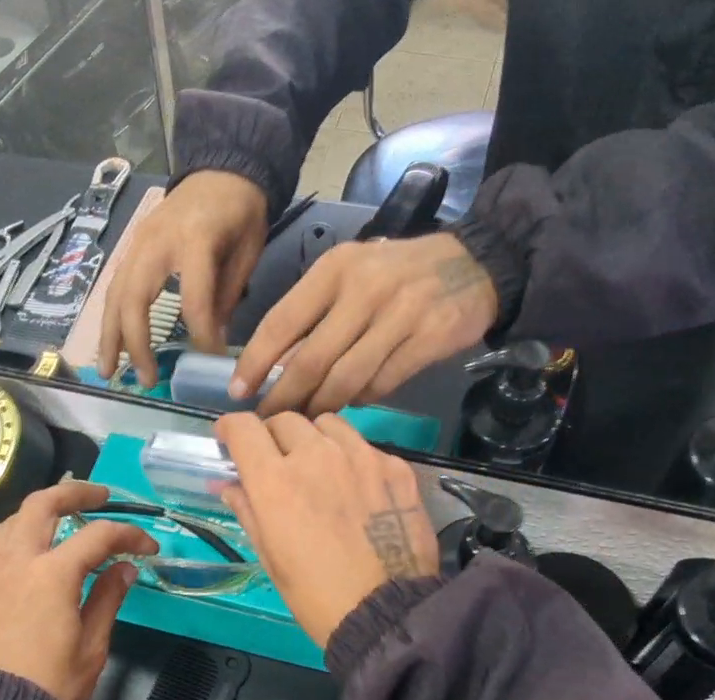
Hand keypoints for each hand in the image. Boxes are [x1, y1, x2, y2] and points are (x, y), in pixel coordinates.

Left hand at [0, 482, 158, 699]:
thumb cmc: (53, 685)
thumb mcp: (93, 646)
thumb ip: (108, 597)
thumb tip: (124, 568)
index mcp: (52, 573)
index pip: (98, 536)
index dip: (129, 536)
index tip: (148, 548)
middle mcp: (15, 561)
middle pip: (42, 505)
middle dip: (74, 493)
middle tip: (100, 498)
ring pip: (12, 523)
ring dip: (40, 513)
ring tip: (63, 522)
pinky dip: (19, 540)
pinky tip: (31, 559)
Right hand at [97, 170, 268, 386]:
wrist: (221, 167)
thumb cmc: (241, 211)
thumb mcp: (247, 252)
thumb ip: (226, 295)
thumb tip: (211, 340)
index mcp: (195, 240)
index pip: (193, 299)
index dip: (201, 335)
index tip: (211, 361)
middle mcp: (156, 242)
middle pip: (134, 300)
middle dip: (137, 345)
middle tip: (145, 380)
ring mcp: (137, 243)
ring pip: (114, 296)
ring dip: (110, 337)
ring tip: (110, 372)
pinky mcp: (130, 247)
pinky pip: (115, 288)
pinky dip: (110, 319)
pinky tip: (112, 346)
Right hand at [215, 412, 439, 644]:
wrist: (386, 613)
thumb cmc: (316, 594)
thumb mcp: (271, 557)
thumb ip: (249, 510)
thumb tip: (230, 486)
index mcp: (276, 481)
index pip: (245, 428)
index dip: (231, 428)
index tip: (230, 439)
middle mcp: (317, 456)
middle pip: (286, 420)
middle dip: (273, 436)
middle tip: (276, 462)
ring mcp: (361, 457)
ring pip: (328, 425)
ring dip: (314, 439)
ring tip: (318, 466)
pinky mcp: (396, 467)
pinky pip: (365, 447)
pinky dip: (352, 459)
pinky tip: (357, 487)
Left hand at [234, 233, 496, 415]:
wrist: (475, 264)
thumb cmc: (397, 273)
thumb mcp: (350, 274)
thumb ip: (314, 313)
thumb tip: (272, 365)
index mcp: (334, 269)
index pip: (282, 321)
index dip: (255, 362)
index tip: (239, 391)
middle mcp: (363, 289)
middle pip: (311, 359)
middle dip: (285, 397)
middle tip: (270, 421)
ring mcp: (399, 315)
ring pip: (346, 378)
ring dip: (322, 405)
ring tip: (307, 420)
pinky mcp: (427, 340)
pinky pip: (381, 384)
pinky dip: (361, 399)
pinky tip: (351, 403)